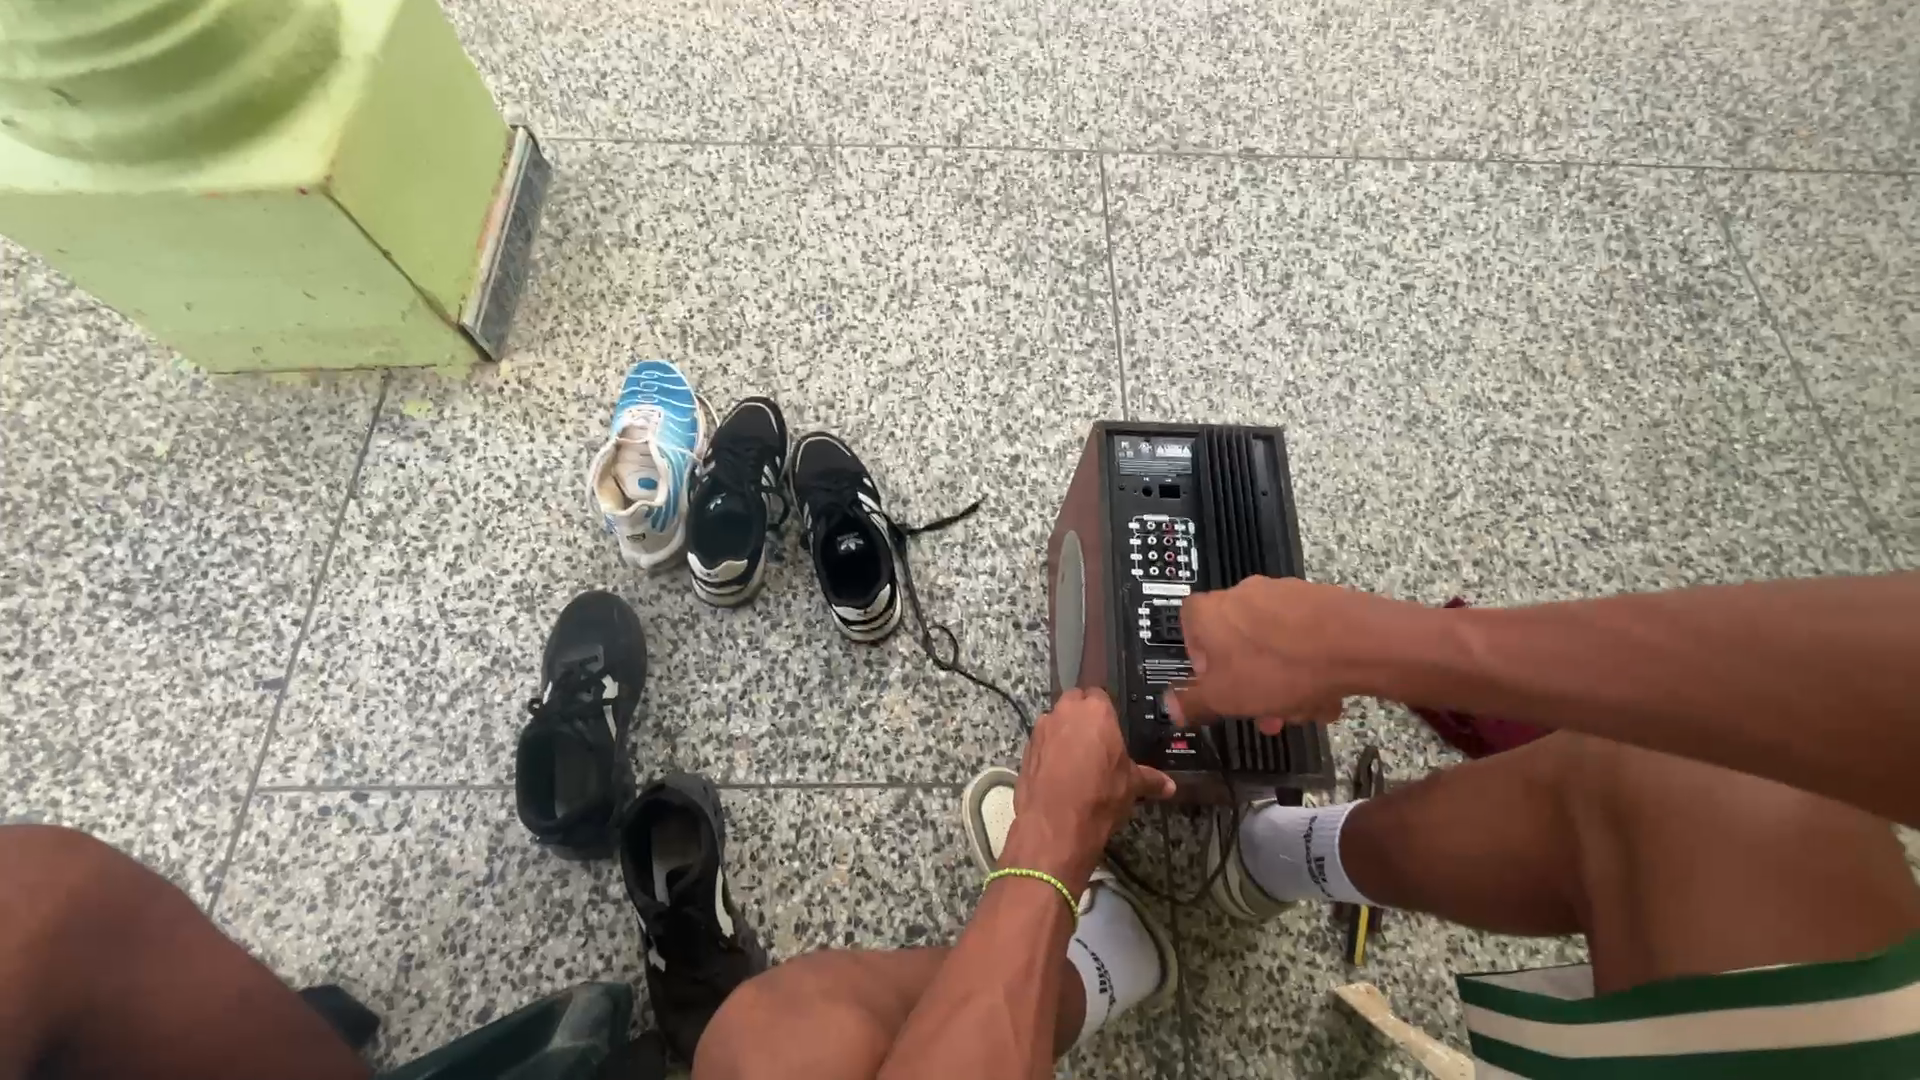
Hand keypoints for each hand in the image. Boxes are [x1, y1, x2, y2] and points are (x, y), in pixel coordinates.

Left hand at [1004, 688, 1174, 891]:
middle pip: (1074, 701)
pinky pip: (1041, 741)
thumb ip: (1150, 779)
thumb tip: (1170, 786)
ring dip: (1063, 732)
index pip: (1100, 695)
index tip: (1111, 729)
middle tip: (1096, 741)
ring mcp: (1041, 728)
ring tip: (1076, 759)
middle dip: (1082, 715)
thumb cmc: (1101, 796)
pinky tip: (1058, 772)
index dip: (1105, 711)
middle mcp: (1065, 711)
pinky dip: (1049, 750)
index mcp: (1095, 711)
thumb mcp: (1131, 786)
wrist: (1054, 825)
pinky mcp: (1025, 748)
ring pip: (1055, 720)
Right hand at [1166, 576, 1409, 733]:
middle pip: (1235, 644)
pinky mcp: (1317, 600)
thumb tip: (1170, 706)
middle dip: (1251, 684)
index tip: (1219, 687)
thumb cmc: (1277, 669)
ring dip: (1282, 680)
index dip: (1201, 663)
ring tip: (1304, 709)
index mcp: (1209, 611)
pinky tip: (1326, 692)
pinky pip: (1302, 637)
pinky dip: (1308, 664)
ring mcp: (1282, 594)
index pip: (1189, 631)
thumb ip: (1192, 702)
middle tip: (1267, 714)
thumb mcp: (1225, 697)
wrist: (1356, 643)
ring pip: (1272, 645)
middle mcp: (1241, 594)